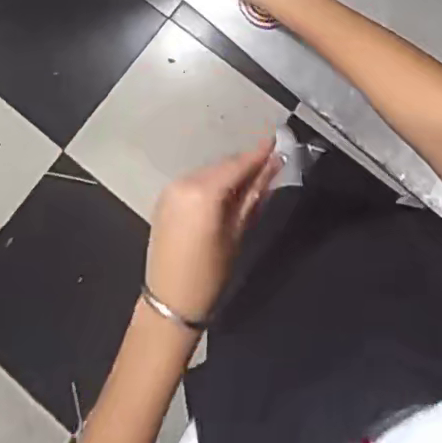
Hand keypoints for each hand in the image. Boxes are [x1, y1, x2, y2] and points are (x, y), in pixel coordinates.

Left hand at [146, 139, 281, 322]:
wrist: (169, 303)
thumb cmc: (210, 274)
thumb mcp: (237, 234)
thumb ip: (254, 196)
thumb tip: (272, 167)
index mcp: (202, 192)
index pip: (237, 165)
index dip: (258, 154)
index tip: (277, 140)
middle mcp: (184, 183)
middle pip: (222, 166)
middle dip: (245, 164)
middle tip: (271, 162)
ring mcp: (171, 190)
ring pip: (209, 172)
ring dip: (229, 173)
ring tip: (252, 178)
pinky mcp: (164, 199)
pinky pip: (195, 181)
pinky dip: (212, 182)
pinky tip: (226, 191)